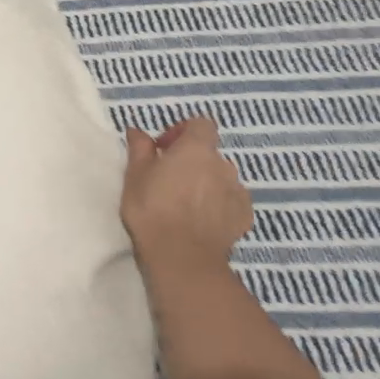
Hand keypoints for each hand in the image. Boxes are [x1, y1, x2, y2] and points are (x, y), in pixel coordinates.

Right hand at [120, 116, 252, 276]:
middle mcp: (223, 165)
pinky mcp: (245, 214)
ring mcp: (238, 190)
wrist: (182, 254)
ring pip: (220, 177)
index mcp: (196, 150)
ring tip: (184, 202)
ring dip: (205, 181)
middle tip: (167, 179)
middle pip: (209, 153)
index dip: (183, 130)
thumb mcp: (134, 175)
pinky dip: (217, 202)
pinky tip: (200, 218)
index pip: (202, 124)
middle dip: (191, 160)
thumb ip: (140, 149)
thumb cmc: (151, 208)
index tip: (164, 148)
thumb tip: (138, 131)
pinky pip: (230, 199)